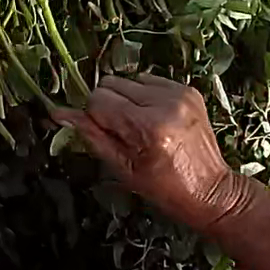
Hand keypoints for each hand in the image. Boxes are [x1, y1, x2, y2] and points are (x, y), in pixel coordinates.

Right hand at [53, 74, 257, 236]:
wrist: (211, 190)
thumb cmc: (165, 188)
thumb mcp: (122, 169)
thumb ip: (92, 136)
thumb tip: (58, 113)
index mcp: (148, 127)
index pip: (98, 99)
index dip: (93, 116)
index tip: (104, 134)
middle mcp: (165, 103)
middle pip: (111, 83)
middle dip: (108, 105)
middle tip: (122, 132)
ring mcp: (179, 93)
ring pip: (129, 78)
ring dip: (127, 99)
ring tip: (140, 126)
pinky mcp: (188, 89)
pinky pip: (150, 80)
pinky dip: (145, 95)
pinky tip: (155, 118)